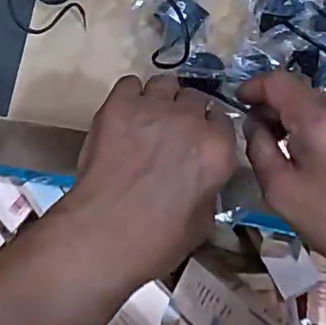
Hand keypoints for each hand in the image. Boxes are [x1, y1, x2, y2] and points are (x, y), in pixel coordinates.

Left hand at [54, 75, 239, 291]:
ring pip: (164, 83)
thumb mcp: (203, 222)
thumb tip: (200, 178)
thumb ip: (208, 187)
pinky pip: (129, 83)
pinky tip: (124, 114)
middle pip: (194, 97)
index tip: (197, 143)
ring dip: (161, 98)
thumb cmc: (157, 240)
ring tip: (148, 118)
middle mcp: (190, 119)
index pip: (222, 120)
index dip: (209, 131)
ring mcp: (153, 107)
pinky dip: (130, 96)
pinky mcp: (119, 104)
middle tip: (171, 134)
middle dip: (186, 113)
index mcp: (217, 148)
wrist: (103, 234)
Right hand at [239, 72, 325, 311]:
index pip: (278, 81)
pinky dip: (314, 128)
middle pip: (299, 92)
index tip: (237, 102)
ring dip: (293, 117)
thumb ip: (258, 148)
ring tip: (279, 147)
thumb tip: (254, 124)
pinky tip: (310, 159)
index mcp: (318, 118)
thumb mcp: (280, 189)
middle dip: (271, 104)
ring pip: (318, 106)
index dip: (253, 87)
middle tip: (254, 131)